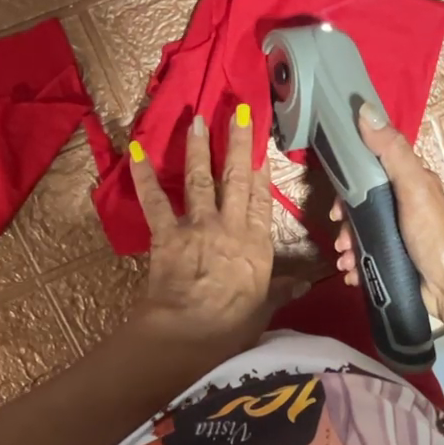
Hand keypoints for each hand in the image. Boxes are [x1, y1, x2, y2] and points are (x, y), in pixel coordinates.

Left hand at [128, 106, 297, 355]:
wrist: (191, 332)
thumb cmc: (232, 325)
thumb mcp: (264, 309)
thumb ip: (282, 291)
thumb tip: (306, 284)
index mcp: (257, 244)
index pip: (261, 199)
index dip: (261, 171)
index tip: (262, 147)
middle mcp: (230, 226)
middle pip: (235, 177)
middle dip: (238, 143)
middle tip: (240, 112)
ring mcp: (198, 226)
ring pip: (199, 178)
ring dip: (198, 147)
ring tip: (198, 119)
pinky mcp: (167, 233)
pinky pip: (155, 200)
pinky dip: (144, 175)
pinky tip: (136, 151)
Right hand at [329, 104, 443, 328]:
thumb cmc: (435, 235)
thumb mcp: (413, 187)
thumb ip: (390, 151)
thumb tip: (364, 108)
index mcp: (410, 182)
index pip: (371, 170)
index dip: (349, 181)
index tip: (335, 200)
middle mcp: (404, 205)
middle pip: (361, 205)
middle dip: (345, 222)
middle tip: (341, 238)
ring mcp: (400, 235)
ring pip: (361, 233)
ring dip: (347, 247)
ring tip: (347, 261)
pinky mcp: (396, 260)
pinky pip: (367, 258)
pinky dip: (355, 265)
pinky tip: (352, 275)